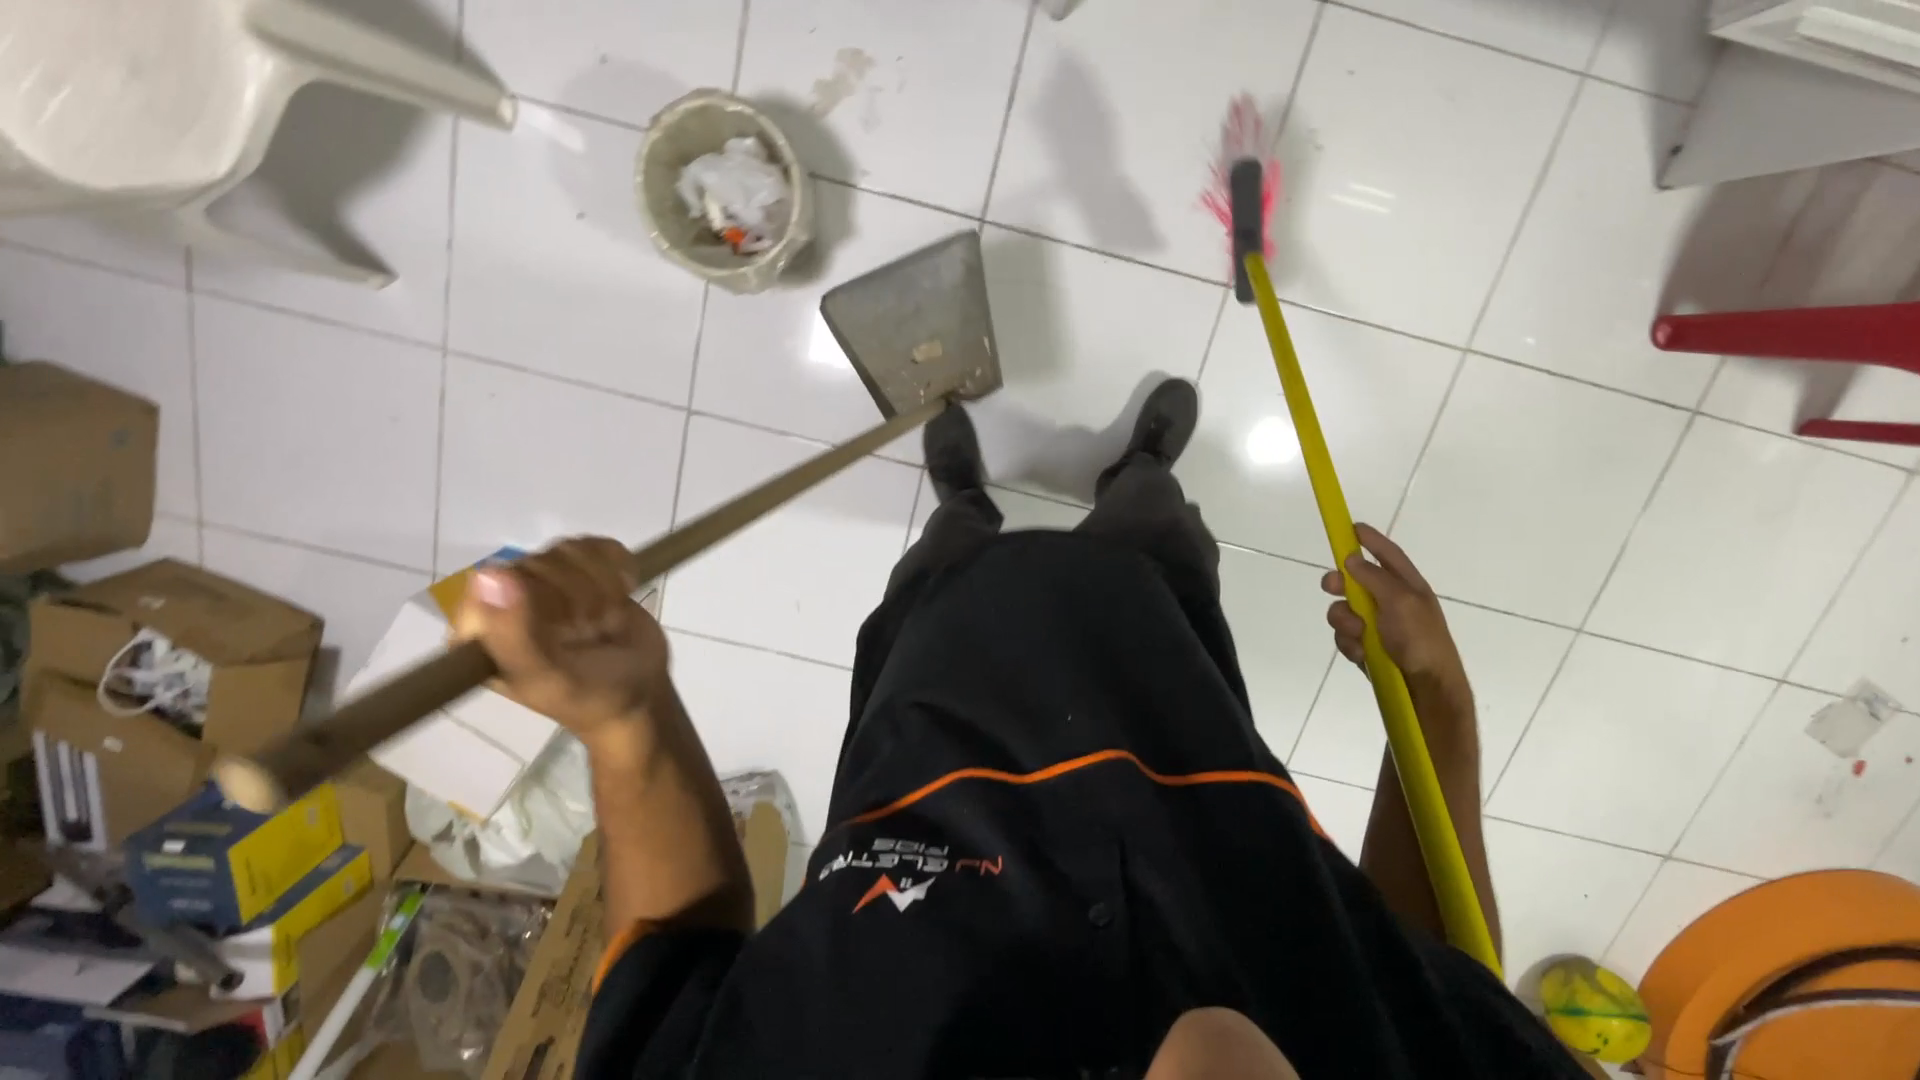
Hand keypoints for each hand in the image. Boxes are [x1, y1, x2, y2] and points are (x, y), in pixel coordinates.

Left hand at [453, 536, 667, 743]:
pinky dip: (618, 568)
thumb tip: (491, 574)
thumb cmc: (591, 696)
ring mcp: (546, 584)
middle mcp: (506, 601)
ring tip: (603, 621)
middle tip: (588, 633)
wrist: (642, 695)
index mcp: (480, 629)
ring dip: (601, 587)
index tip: (565, 632)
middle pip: (538, 562)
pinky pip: (597, 544)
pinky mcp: (582, 570)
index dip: (540, 599)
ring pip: (569, 550)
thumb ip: (514, 635)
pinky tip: (620, 596)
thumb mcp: (547, 678)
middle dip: (577, 598)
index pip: (496, 579)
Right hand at [1320, 524, 1466, 691]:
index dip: (1370, 540)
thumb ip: (1374, 577)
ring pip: (1343, 611)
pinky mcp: (1365, 647)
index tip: (1350, 527)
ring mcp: (1377, 625)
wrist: (1424, 687)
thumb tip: (1351, 558)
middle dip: (1341, 584)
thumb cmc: (1420, 640)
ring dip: (1345, 622)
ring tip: (1359, 636)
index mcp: (1407, 587)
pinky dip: (1349, 644)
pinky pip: (1344, 636)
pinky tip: (1361, 654)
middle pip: (1355, 581)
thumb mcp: (1401, 601)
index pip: (1387, 555)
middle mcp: (1390, 602)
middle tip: (1331, 586)